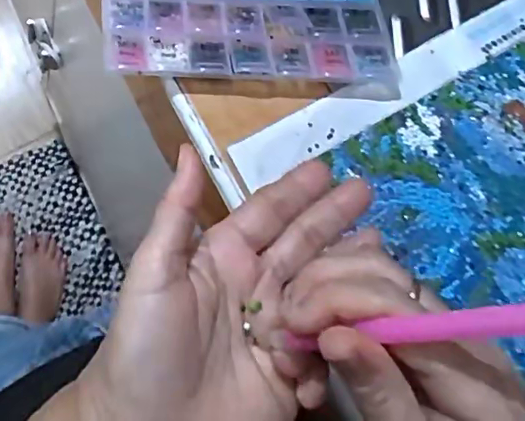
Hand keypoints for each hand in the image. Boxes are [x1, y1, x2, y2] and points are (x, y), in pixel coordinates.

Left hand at [54, 145, 370, 420]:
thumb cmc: (144, 340)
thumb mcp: (154, 268)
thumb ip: (177, 210)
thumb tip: (187, 149)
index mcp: (222, 255)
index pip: (266, 213)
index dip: (295, 190)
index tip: (325, 169)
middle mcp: (253, 283)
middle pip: (300, 243)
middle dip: (331, 217)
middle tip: (365, 190)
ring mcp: (274, 328)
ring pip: (319, 290)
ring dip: (348, 269)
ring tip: (380, 251)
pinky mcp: (288, 375)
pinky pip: (322, 348)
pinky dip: (339, 335)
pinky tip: (363, 320)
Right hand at [278, 236, 524, 420]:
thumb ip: (381, 395)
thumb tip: (331, 335)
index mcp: (468, 359)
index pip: (389, 300)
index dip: (332, 301)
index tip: (290, 325)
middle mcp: (458, 323)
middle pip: (379, 271)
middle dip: (322, 286)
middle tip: (285, 320)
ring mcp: (445, 319)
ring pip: (372, 268)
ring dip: (325, 284)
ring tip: (296, 318)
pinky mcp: (428, 324)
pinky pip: (377, 286)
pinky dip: (339, 290)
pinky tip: (317, 312)